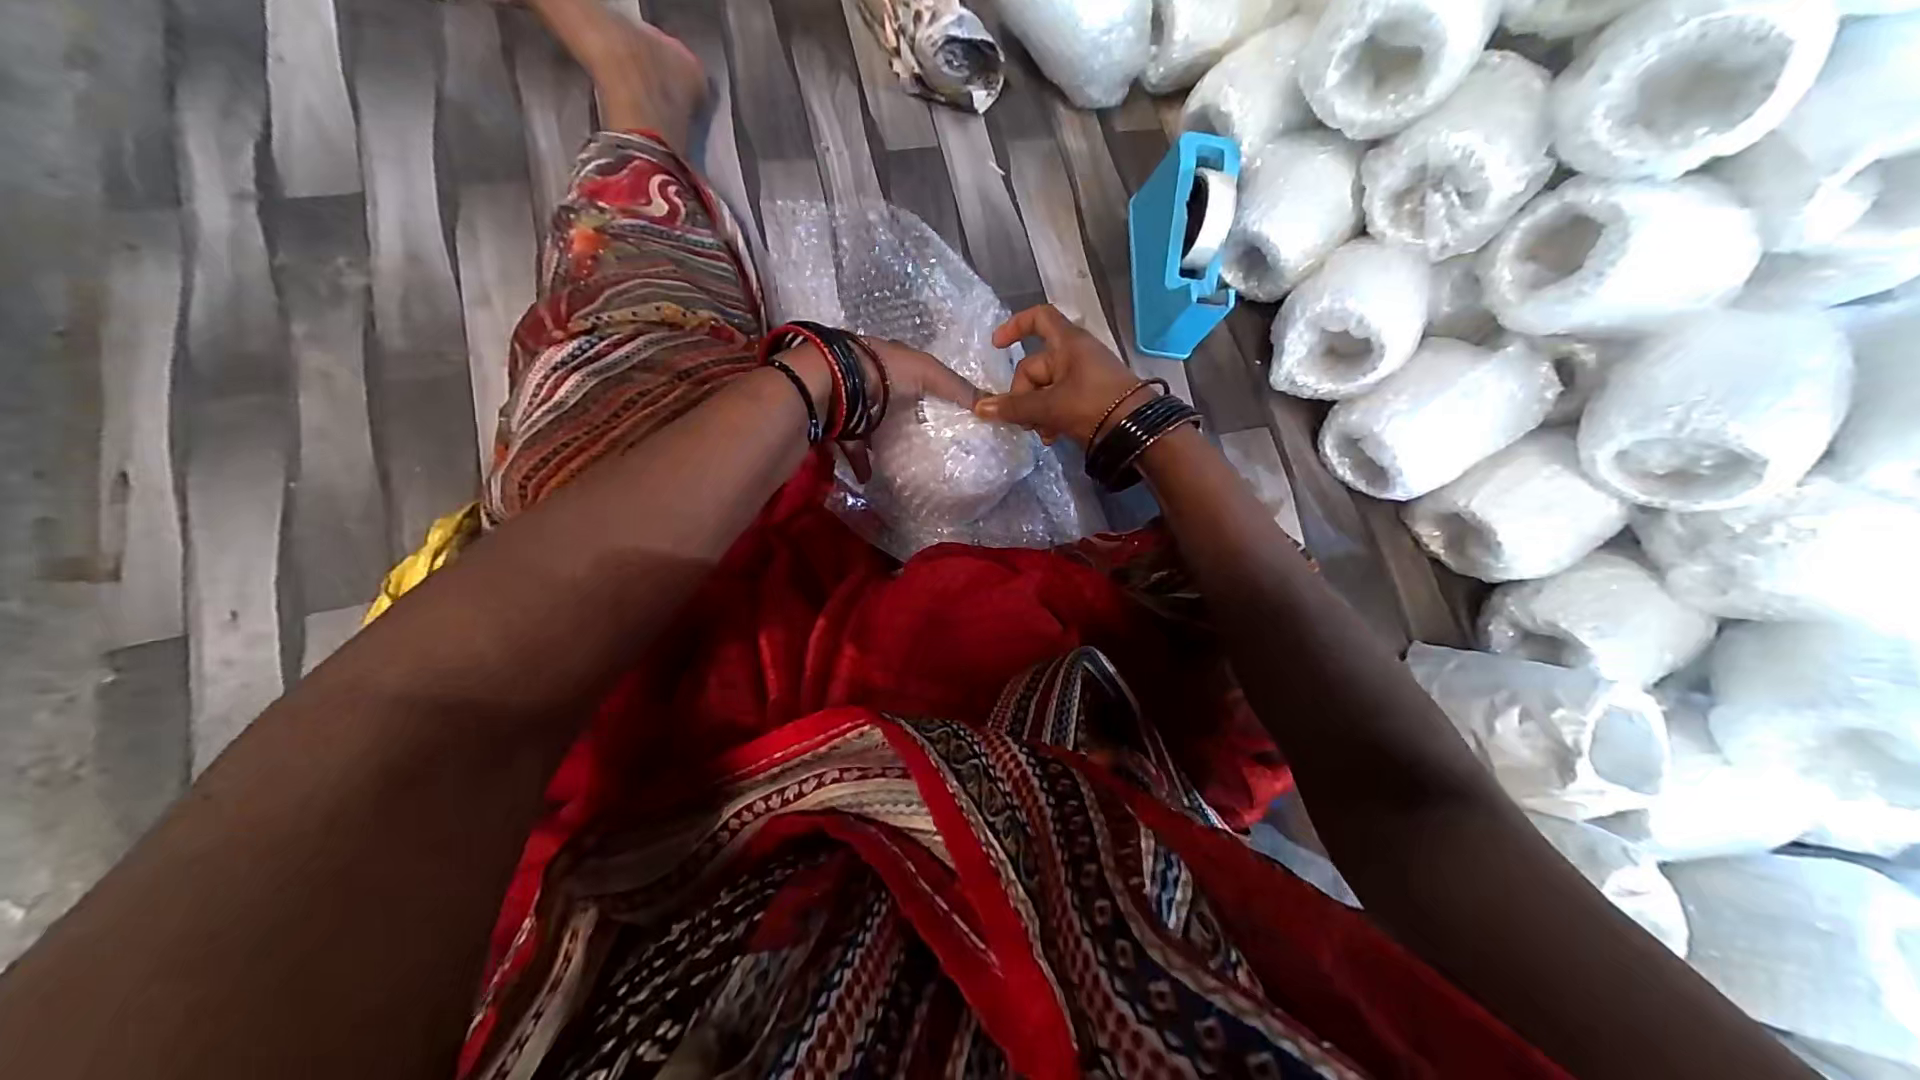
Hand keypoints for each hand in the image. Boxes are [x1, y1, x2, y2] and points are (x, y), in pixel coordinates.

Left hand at [778, 335, 982, 482]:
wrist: (834, 381)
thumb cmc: (885, 371)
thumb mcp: (929, 374)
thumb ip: (957, 388)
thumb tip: (990, 403)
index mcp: (893, 362)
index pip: (917, 375)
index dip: (931, 391)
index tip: (946, 414)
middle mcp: (871, 380)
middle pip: (892, 403)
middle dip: (905, 420)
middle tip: (924, 443)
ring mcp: (852, 403)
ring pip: (871, 425)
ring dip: (882, 443)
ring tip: (899, 463)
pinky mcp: (838, 425)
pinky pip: (852, 447)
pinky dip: (862, 463)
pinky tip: (871, 478)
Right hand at [972, 305, 1146, 446]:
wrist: (1137, 430)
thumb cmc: (1093, 405)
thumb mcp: (1050, 406)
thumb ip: (1014, 407)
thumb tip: (981, 407)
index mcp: (1067, 344)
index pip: (1039, 318)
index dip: (1015, 326)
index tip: (997, 346)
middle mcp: (1075, 355)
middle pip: (1035, 367)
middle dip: (1024, 395)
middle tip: (1024, 421)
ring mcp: (1084, 377)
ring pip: (1046, 389)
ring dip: (1037, 411)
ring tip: (1040, 432)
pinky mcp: (1090, 398)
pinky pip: (1060, 402)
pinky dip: (1051, 417)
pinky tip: (1051, 437)